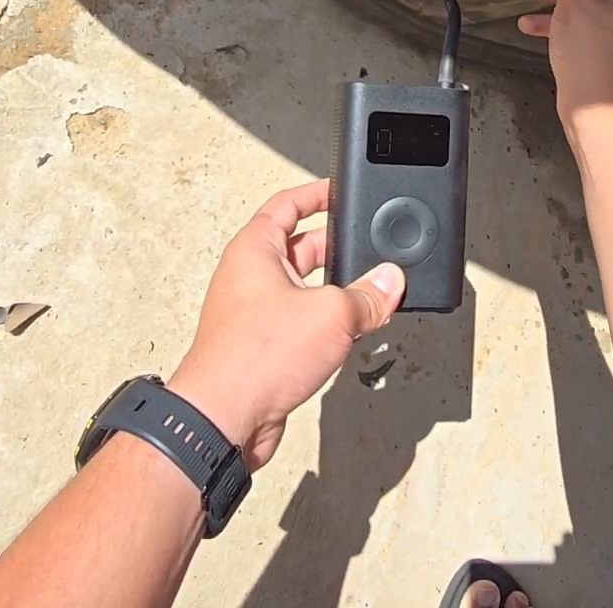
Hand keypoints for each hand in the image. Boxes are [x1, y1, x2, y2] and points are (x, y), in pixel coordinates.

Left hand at [168, 180, 405, 469]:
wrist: (222, 421)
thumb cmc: (252, 358)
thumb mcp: (330, 314)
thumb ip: (367, 295)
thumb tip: (389, 283)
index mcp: (254, 250)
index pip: (286, 204)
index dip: (315, 194)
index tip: (338, 190)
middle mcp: (249, 277)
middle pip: (299, 247)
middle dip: (335, 249)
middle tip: (366, 249)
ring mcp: (253, 313)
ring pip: (302, 288)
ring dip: (333, 291)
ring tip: (366, 295)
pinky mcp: (262, 347)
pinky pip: (299, 322)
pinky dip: (324, 323)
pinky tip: (348, 333)